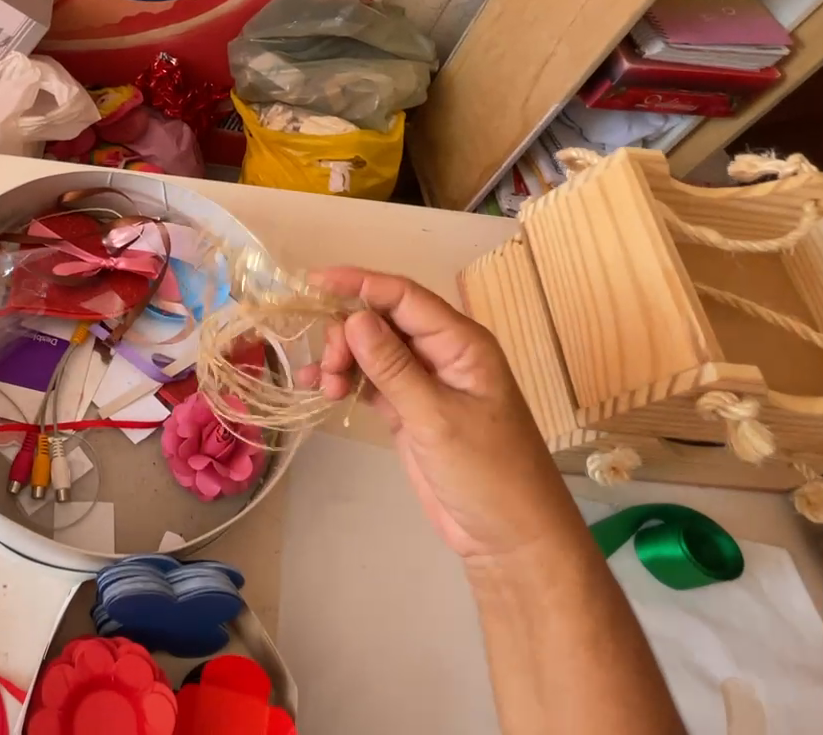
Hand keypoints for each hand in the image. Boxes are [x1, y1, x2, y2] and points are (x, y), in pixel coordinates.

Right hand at [302, 268, 586, 563]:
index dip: (359, 283)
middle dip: (345, 334)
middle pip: (380, 320)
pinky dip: (344, 380)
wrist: (509, 540)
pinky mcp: (408, 408)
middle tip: (328, 368)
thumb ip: (393, 367)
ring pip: (370, 348)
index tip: (313, 283)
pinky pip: (368, 379)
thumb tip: (353, 318)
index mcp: (460, 343)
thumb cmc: (487, 474)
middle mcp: (440, 353)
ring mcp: (423, 381)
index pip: (403, 296)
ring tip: (325, 387)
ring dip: (341, 359)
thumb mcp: (437, 418)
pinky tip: (322, 389)